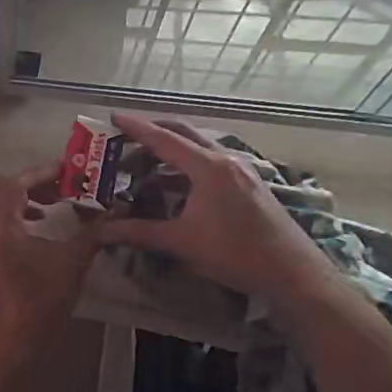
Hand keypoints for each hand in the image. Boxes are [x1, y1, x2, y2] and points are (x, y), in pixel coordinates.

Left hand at [0, 164, 105, 335]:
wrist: (22, 327)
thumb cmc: (47, 294)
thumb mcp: (74, 258)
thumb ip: (94, 229)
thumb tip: (119, 208)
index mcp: (1, 226)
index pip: (13, 183)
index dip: (40, 173)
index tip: (67, 171)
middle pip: (1, 186)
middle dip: (32, 181)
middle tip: (63, 184)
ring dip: (26, 193)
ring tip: (57, 199)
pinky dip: (19, 208)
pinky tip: (43, 216)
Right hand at [95, 114, 339, 304]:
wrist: (293, 274)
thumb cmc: (234, 253)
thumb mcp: (180, 241)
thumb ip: (136, 232)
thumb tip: (98, 232)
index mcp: (208, 168)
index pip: (164, 139)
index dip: (136, 128)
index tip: (113, 117)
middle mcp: (226, 161)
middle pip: (184, 133)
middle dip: (153, 131)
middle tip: (124, 138)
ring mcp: (241, 171)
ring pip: (199, 147)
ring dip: (170, 149)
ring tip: (142, 162)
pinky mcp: (249, 185)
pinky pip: (210, 162)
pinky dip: (186, 164)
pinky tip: (173, 184)